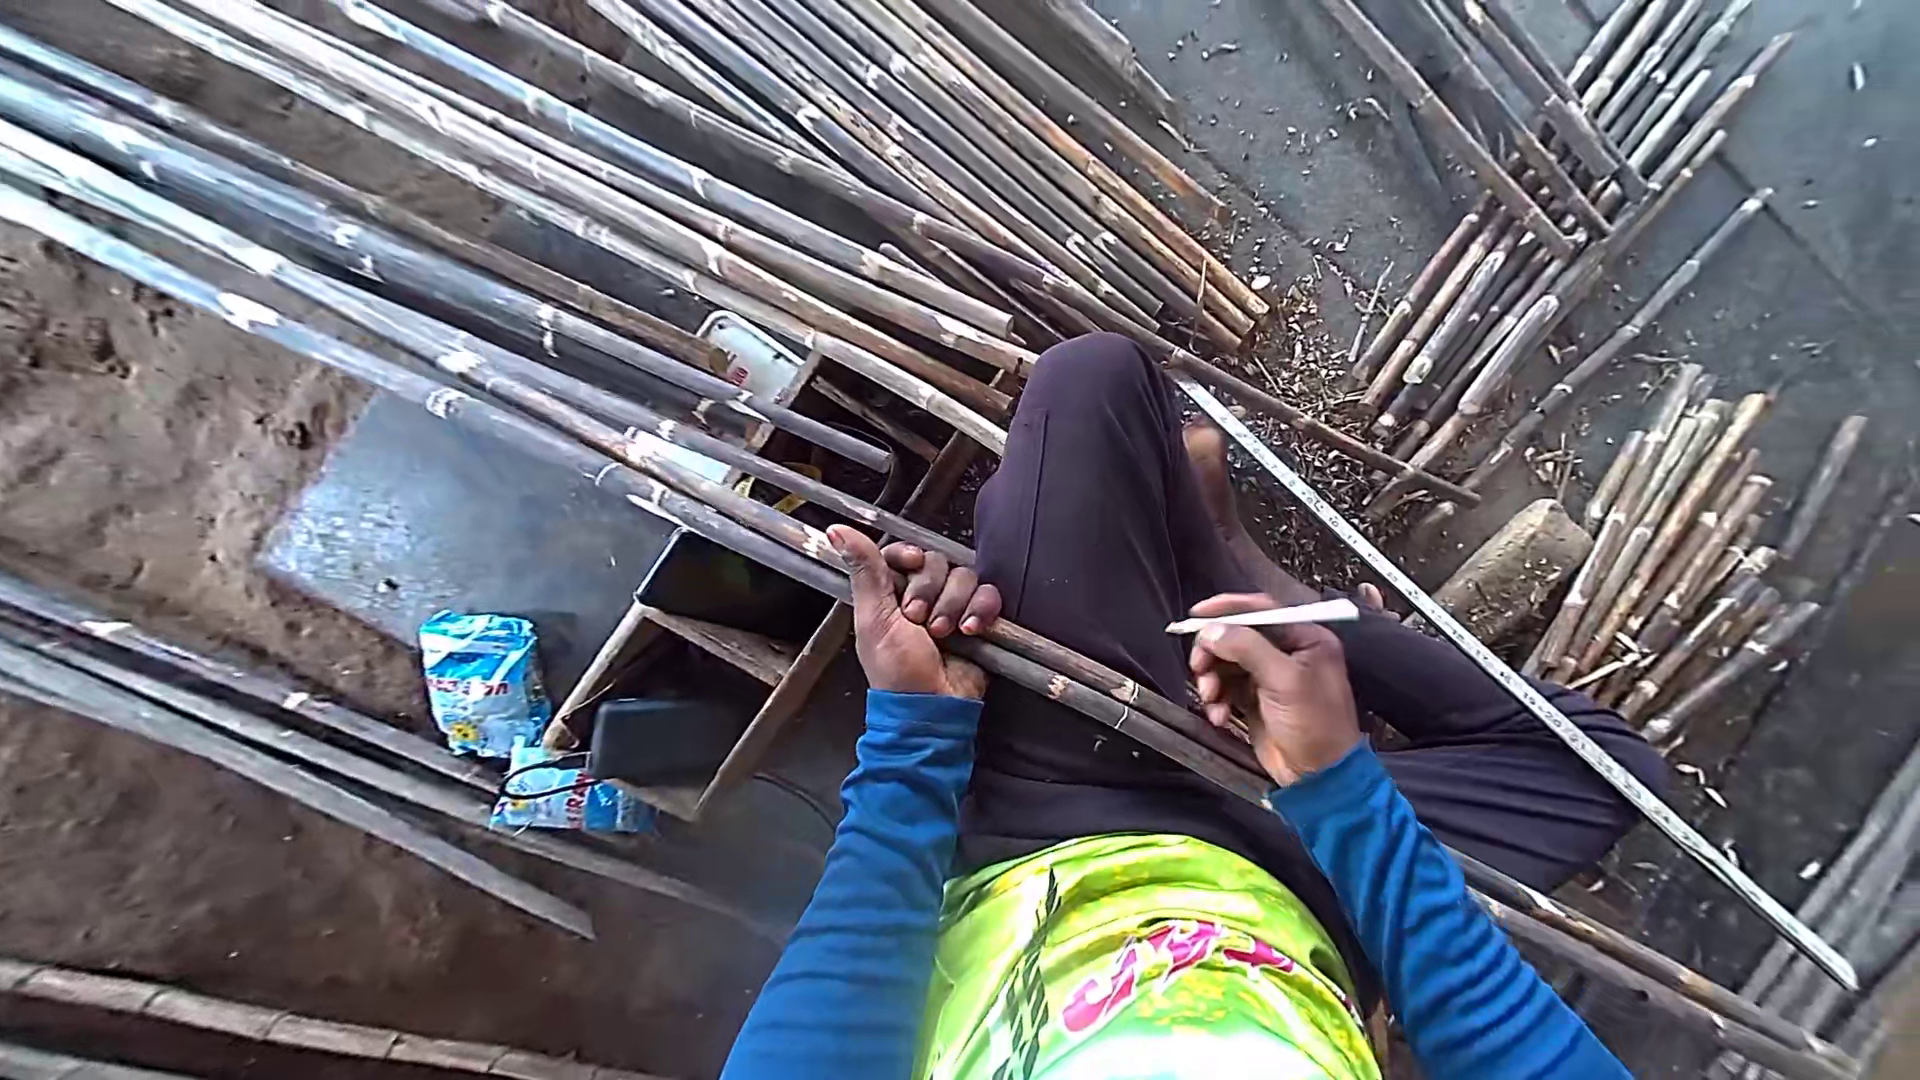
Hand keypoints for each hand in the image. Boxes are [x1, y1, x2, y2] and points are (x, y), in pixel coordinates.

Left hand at [829, 525, 999, 699]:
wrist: (932, 706)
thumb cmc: (895, 669)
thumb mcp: (874, 617)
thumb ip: (864, 570)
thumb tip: (837, 530)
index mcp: (891, 591)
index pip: (905, 552)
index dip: (910, 556)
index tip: (911, 566)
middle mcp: (923, 593)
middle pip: (937, 561)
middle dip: (930, 590)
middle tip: (918, 619)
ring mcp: (952, 605)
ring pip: (964, 576)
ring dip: (953, 605)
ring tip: (943, 633)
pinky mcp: (979, 618)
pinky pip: (988, 595)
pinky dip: (981, 610)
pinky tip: (970, 631)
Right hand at [1187, 592, 1362, 786]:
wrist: (1318, 779)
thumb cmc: (1316, 727)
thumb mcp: (1285, 681)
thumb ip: (1247, 648)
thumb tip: (1211, 630)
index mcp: (1305, 639)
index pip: (1261, 610)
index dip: (1227, 609)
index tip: (1198, 613)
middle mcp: (1287, 652)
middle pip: (1235, 635)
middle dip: (1213, 651)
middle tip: (1200, 666)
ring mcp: (1268, 675)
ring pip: (1224, 661)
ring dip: (1211, 677)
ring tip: (1211, 697)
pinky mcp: (1254, 696)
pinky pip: (1223, 685)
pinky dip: (1216, 697)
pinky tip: (1220, 714)